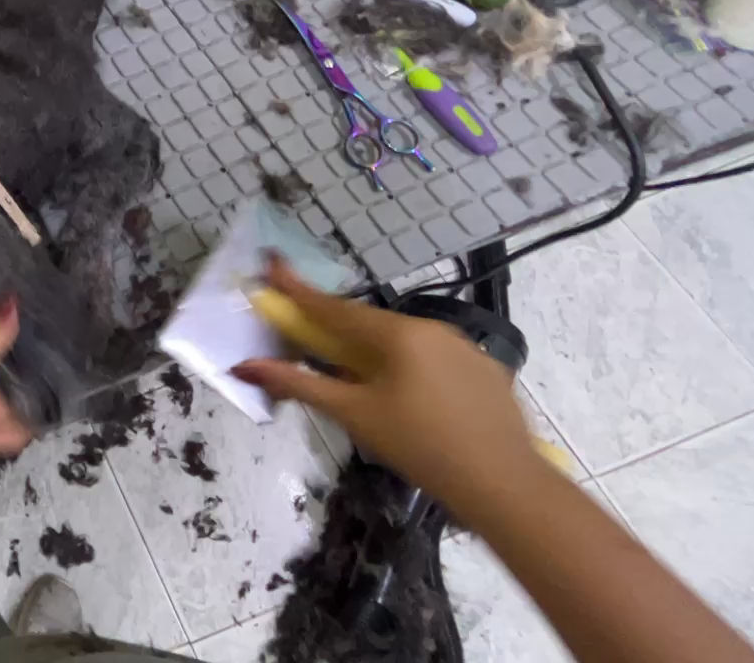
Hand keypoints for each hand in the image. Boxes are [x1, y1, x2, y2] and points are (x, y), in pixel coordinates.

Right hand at [232, 255, 539, 509]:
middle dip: (334, 326)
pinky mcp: (485, 372)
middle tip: (309, 337)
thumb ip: (297, 384)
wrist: (510, 491)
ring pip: (400, 340)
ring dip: (371, 348)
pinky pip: (431, 357)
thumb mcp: (353, 414)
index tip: (271, 263)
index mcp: (396, 334)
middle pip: (367, 322)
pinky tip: (406, 394)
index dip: (296, 288)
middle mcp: (431, 329)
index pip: (333, 307)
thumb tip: (242, 366)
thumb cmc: (421, 448)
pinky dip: (406, 365)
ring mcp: (464, 348)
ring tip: (359, 377)